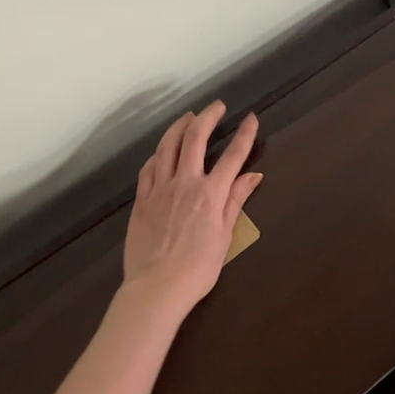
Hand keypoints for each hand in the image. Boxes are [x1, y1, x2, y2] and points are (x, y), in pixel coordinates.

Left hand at [121, 101, 262, 316]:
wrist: (156, 287)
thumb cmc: (197, 268)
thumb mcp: (224, 236)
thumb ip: (235, 201)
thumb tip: (253, 175)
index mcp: (210, 193)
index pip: (232, 156)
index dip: (244, 134)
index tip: (252, 118)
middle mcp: (184, 183)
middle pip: (195, 139)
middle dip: (208, 117)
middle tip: (217, 106)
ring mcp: (159, 189)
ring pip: (167, 147)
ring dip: (179, 127)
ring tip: (189, 117)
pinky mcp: (141, 200)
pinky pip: (148, 168)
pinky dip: (158, 154)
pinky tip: (162, 151)